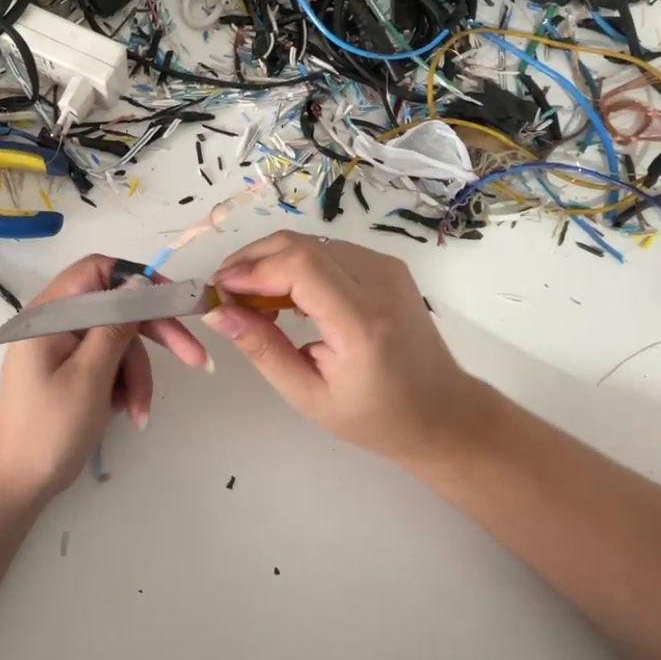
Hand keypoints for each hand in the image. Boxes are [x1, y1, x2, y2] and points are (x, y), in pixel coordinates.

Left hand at [0, 255, 208, 505]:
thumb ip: (115, 326)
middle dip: (154, 335)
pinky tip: (126, 413)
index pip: (98, 270)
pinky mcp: (70, 370)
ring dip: (136, 376)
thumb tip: (138, 281)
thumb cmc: (49, 429)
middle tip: (196, 360)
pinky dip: (123, 385)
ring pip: (118, 341)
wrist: (16, 482)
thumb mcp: (90, 376)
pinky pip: (108, 364)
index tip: (175, 304)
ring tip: (138, 414)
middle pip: (116, 308)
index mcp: (49, 313)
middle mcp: (54, 321)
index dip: (140, 280)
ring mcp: (62, 347)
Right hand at [202, 232, 499, 465]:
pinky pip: (325, 248)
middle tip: (226, 290)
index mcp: (363, 324)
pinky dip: (293, 263)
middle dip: (252, 259)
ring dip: (270, 260)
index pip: (300, 266)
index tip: (220, 290)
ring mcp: (387, 268)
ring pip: (309, 242)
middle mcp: (380, 284)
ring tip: (251, 297)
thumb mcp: (308, 395)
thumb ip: (262, 349)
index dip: (252, 269)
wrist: (443, 412)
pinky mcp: (386, 265)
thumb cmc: (374, 417)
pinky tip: (283, 293)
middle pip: (300, 244)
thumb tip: (217, 313)